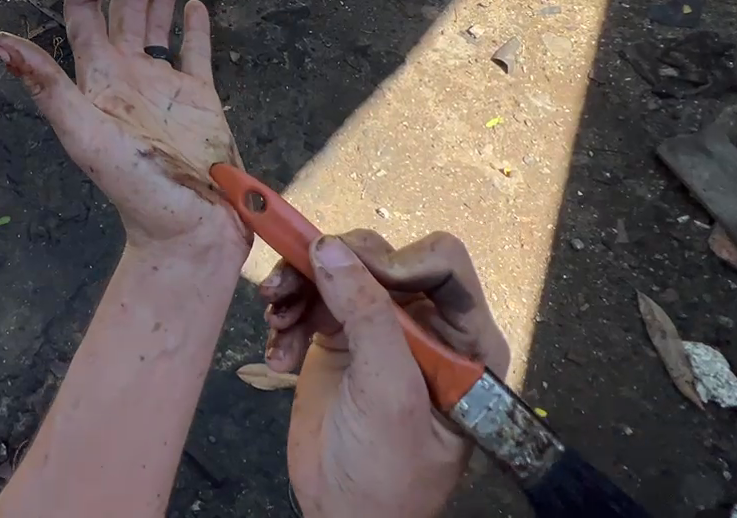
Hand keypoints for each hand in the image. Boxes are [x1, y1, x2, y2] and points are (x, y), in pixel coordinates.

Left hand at [0, 0, 245, 255]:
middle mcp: (127, 74)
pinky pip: (194, 55)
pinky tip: (194, 4)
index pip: (87, 10)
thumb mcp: (83, 132)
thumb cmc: (135, 186)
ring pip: (158, 23)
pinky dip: (194, 29)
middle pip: (125, 6)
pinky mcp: (200, 101)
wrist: (189, 232)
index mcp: (98, 76)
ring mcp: (163, 86)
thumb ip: (45, 84)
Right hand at [260, 231, 510, 517]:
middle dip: (329, 269)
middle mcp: (420, 321)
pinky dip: (286, 314)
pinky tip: (278, 352)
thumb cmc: (388, 471)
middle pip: (375, 256)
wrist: (341, 516)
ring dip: (296, 287)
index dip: (397, 260)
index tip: (355, 280)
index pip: (441, 262)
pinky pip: (307, 294)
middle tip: (288, 291)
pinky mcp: (335, 332)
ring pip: (334, 267)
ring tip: (275, 320)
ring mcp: (375, 324)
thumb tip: (327, 245)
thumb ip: (366, 315)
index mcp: (461, 337)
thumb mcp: (387, 393)